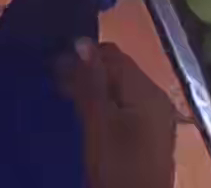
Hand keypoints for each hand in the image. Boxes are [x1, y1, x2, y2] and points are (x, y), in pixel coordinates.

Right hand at [59, 40, 177, 187]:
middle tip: (57, 81)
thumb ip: (91, 81)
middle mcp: (156, 98)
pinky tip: (87, 117)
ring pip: (119, 89)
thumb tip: (81, 41)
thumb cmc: (118, 170)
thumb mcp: (99, 123)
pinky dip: (105, 106)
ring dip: (94, 89)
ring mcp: (155, 119)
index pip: (112, 55)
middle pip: (117, 70)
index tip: (55, 64)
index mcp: (148, 90)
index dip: (83, 55)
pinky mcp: (149, 138)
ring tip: (67, 97)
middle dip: (88, 72)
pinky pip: (124, 107)